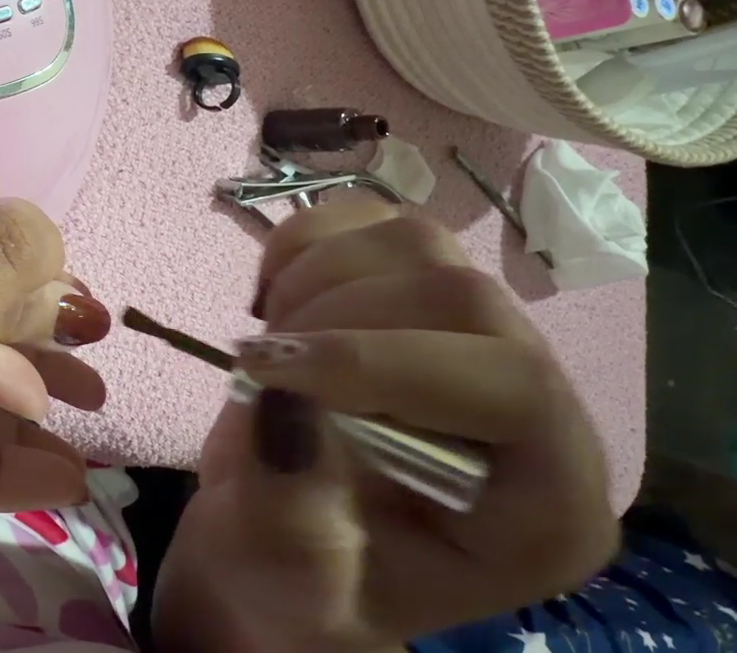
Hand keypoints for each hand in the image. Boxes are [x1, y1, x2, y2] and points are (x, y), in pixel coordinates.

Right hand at [156, 199, 616, 651]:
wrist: (271, 539)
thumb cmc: (291, 576)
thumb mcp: (288, 573)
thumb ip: (293, 510)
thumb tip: (282, 403)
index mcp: (539, 502)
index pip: (510, 386)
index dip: (380, 360)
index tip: (265, 372)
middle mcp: (530, 411)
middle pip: (459, 297)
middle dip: (332, 317)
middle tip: (258, 363)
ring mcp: (469, 338)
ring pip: (413, 242)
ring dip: (312, 276)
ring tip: (268, 335)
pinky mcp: (405, 293)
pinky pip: (365, 220)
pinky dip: (300, 242)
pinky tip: (274, 296)